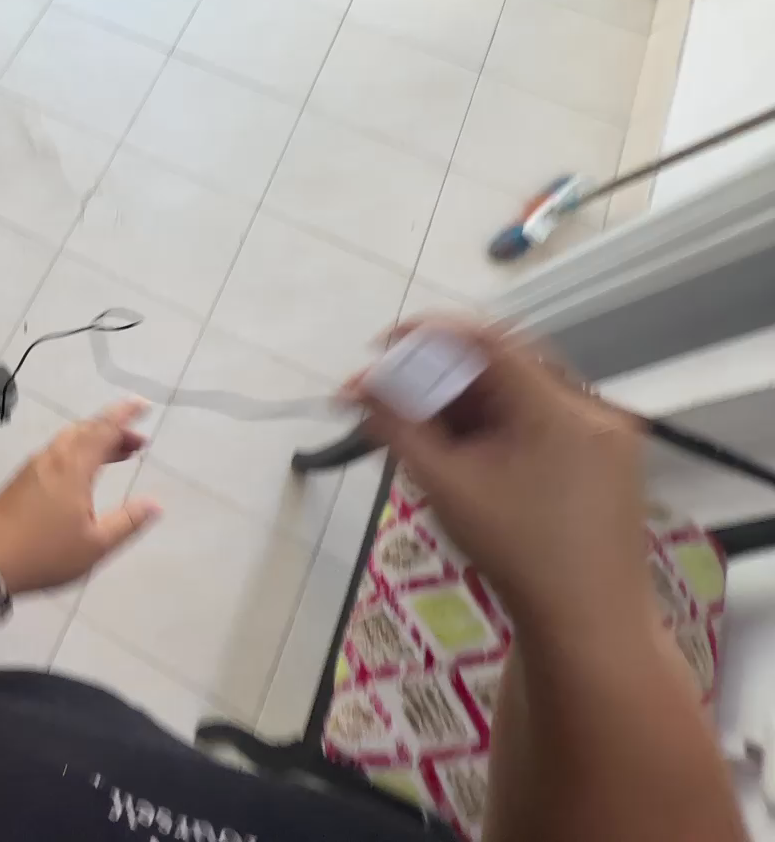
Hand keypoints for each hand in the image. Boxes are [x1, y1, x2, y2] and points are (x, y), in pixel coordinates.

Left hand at [0, 401, 161, 593]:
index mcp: (72, 467)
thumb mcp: (96, 545)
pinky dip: (79, 450)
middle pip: (85, 430)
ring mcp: (34, 466)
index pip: (103, 429)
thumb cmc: (45, 552)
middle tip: (139, 442)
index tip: (143, 404)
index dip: (124, 414)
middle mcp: (52, 458)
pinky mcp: (22, 478)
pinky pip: (57, 451)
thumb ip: (128, 521)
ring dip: (95, 440)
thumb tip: (156, 503)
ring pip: (69, 440)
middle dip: (113, 429)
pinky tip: (86, 470)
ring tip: (121, 453)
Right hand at [350, 318, 652, 639]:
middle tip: (381, 396)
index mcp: (561, 412)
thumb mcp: (441, 481)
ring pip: (508, 389)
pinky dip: (478, 419)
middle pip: (496, 364)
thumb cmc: (512, 548)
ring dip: (450, 398)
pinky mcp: (595, 453)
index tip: (377, 348)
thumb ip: (394, 424)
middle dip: (429, 373)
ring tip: (407, 429)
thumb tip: (354, 385)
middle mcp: (590, 410)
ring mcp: (599, 432)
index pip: (487, 341)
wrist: (586, 618)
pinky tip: (448, 445)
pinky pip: (525, 414)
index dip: (425, 333)